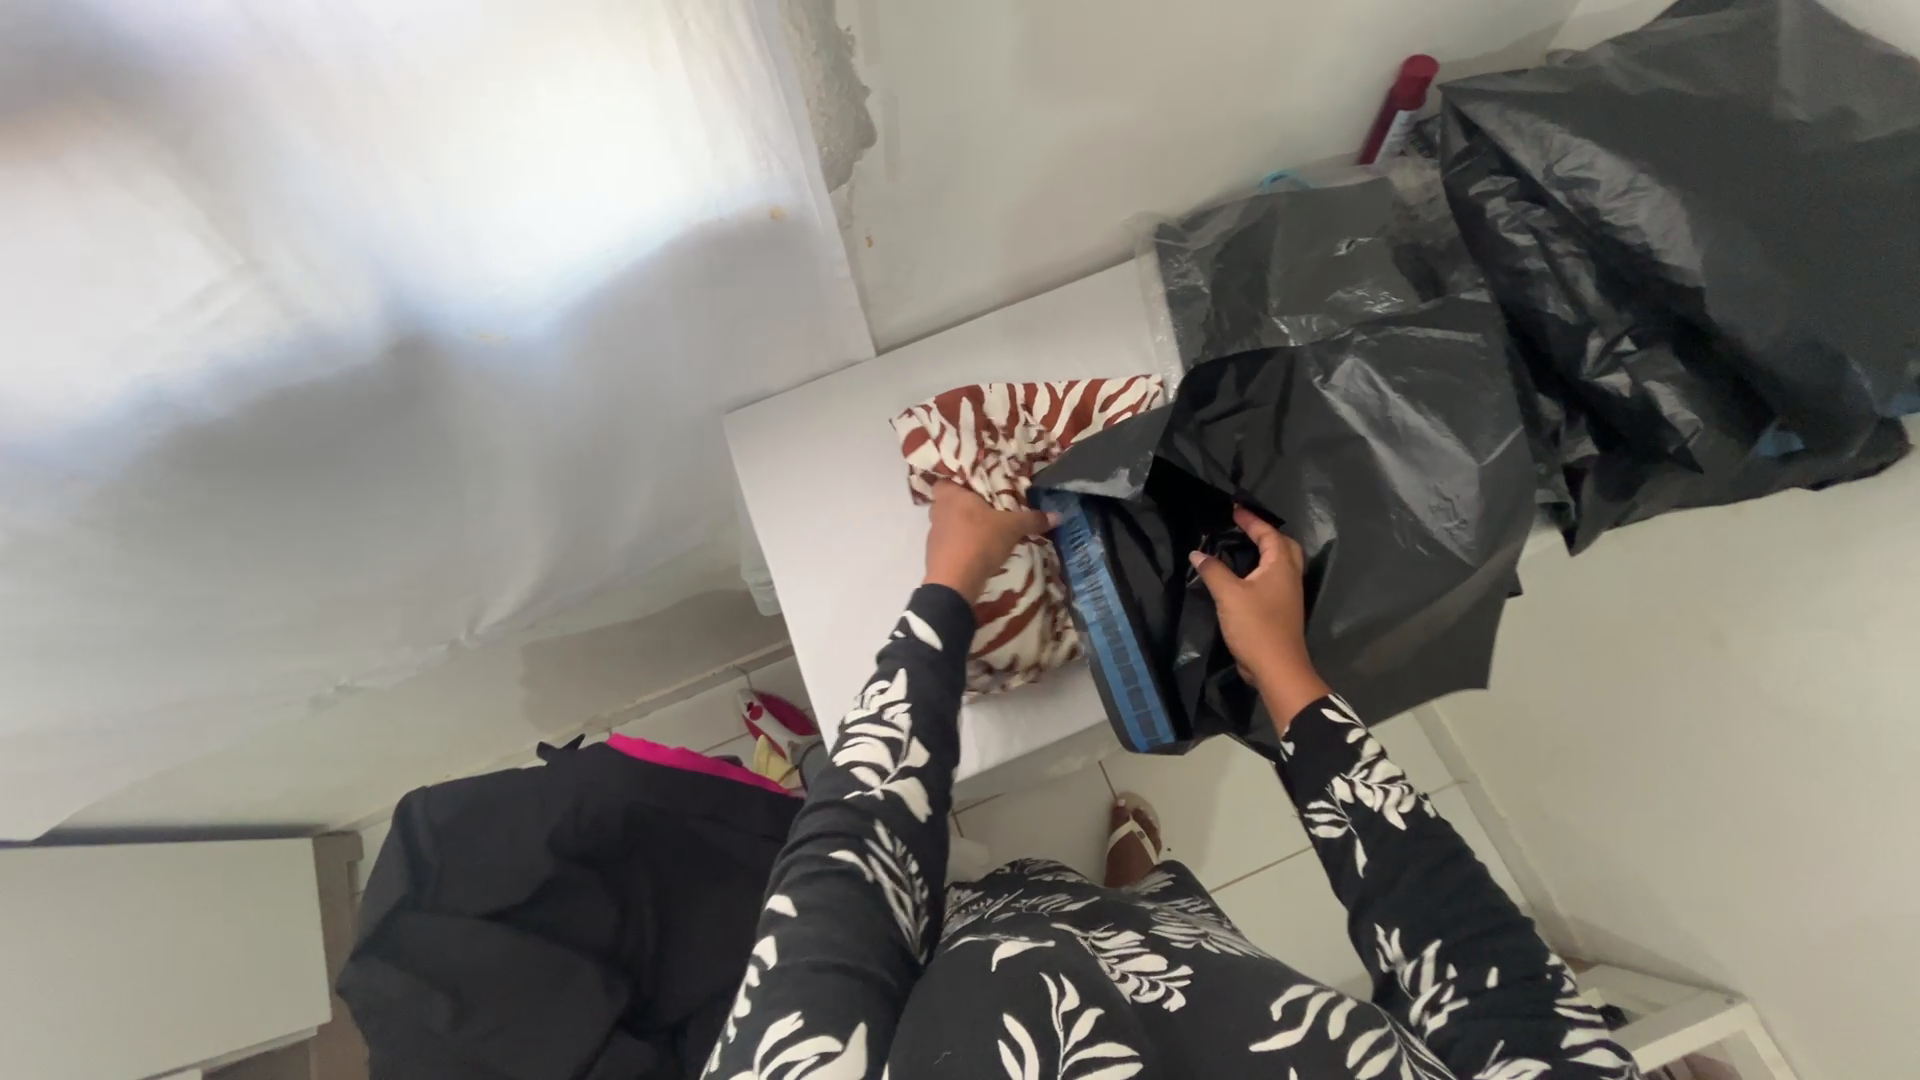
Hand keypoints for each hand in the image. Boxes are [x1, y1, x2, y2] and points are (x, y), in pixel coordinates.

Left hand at [922, 481, 1058, 603]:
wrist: (954, 582)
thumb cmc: (979, 541)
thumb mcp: (1011, 528)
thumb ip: (1032, 519)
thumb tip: (1058, 515)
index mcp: (950, 496)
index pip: (945, 481)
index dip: (957, 483)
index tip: (975, 487)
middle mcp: (937, 512)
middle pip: (949, 503)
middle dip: (965, 506)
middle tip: (986, 508)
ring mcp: (933, 536)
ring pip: (949, 525)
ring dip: (964, 528)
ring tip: (986, 532)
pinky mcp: (935, 557)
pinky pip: (950, 545)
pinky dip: (962, 547)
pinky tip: (979, 553)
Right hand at [1188, 507, 1329, 729]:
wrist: (1276, 667)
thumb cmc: (1256, 625)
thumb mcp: (1229, 594)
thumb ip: (1213, 570)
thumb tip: (1197, 553)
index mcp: (1281, 566)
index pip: (1269, 534)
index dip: (1252, 521)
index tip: (1234, 510)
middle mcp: (1290, 576)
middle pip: (1284, 546)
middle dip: (1266, 533)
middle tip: (1244, 528)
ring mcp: (1288, 594)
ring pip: (1281, 564)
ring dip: (1266, 552)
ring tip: (1243, 547)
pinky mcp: (1281, 610)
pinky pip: (1274, 579)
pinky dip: (1261, 570)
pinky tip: (1243, 576)